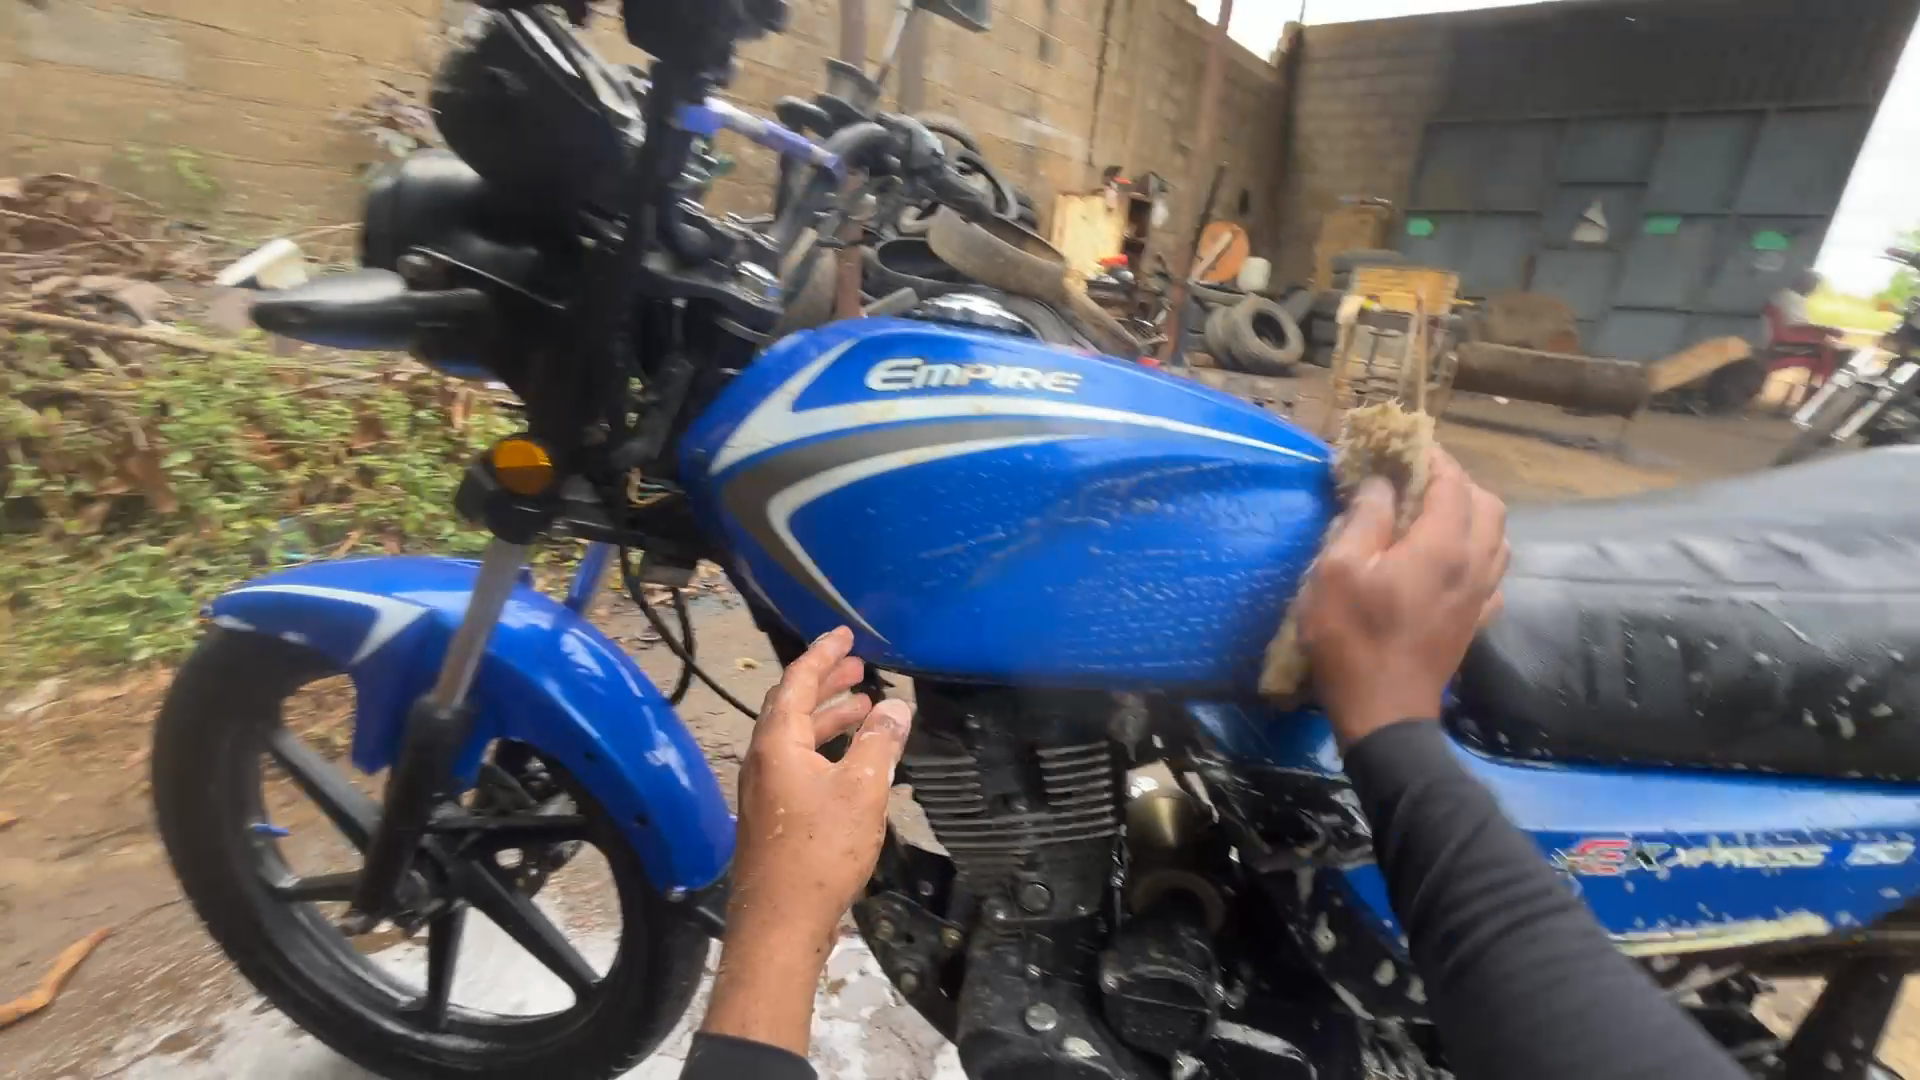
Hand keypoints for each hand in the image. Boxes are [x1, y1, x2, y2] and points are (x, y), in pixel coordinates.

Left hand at [702, 626, 912, 1052]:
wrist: (779, 927)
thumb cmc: (820, 852)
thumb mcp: (862, 789)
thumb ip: (881, 742)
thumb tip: (897, 707)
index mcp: (778, 743)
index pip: (797, 682)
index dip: (823, 654)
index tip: (844, 633)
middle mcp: (764, 759)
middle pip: (793, 705)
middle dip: (827, 682)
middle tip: (859, 666)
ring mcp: (766, 788)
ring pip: (798, 736)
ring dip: (830, 716)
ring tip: (866, 707)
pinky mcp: (774, 814)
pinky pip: (801, 761)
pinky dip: (828, 747)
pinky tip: (854, 760)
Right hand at [1299, 447, 1508, 747]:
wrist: (1382, 709)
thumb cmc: (1350, 636)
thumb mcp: (1337, 571)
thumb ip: (1363, 520)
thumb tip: (1380, 484)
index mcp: (1441, 546)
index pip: (1451, 483)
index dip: (1430, 458)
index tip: (1404, 446)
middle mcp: (1475, 563)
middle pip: (1486, 504)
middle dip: (1455, 481)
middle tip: (1415, 479)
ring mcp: (1481, 594)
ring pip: (1497, 536)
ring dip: (1470, 513)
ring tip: (1431, 513)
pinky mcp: (1477, 619)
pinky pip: (1493, 570)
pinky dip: (1477, 550)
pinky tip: (1448, 559)